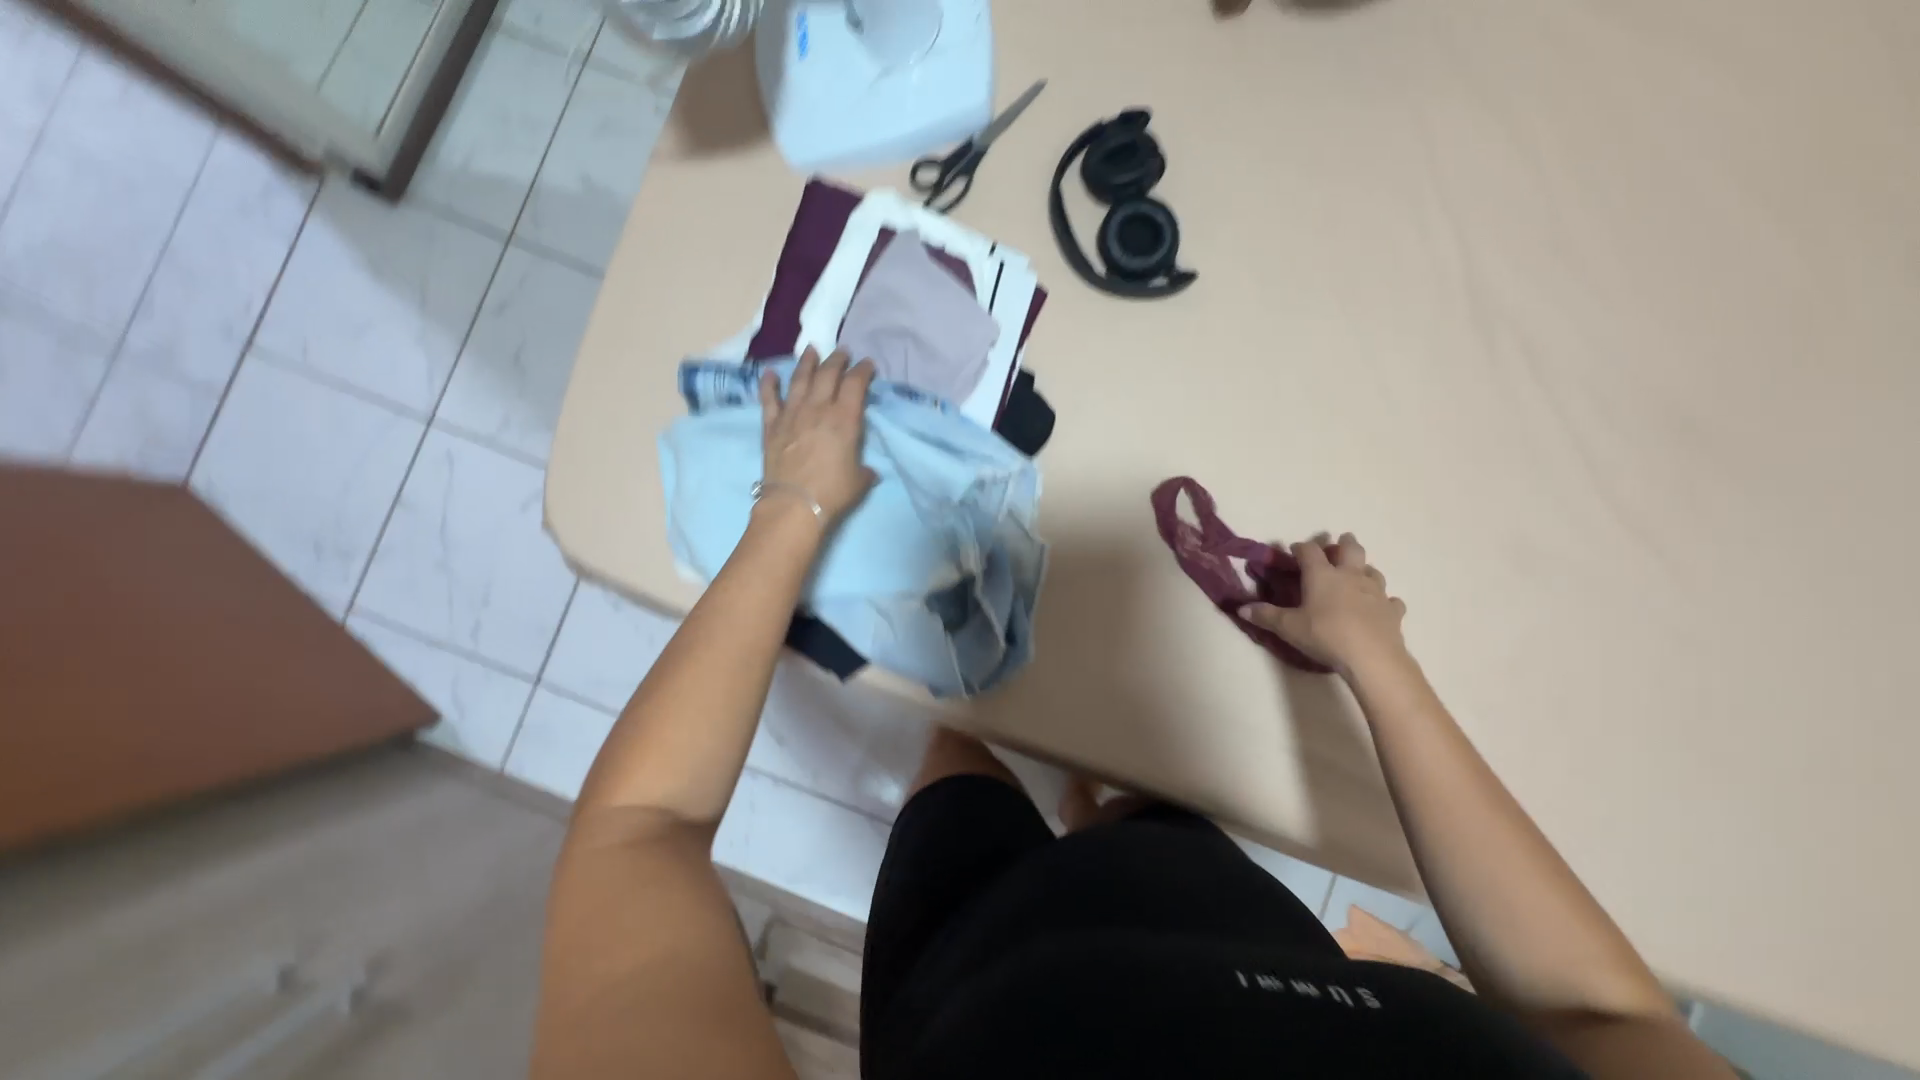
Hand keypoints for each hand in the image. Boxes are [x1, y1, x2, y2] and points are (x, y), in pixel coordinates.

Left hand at [757, 347, 877, 524]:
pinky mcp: (772, 425)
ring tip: (811, 350)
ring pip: (799, 379)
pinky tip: (769, 373)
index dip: (863, 371)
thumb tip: (867, 470)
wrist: (794, 504)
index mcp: (844, 419)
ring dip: (807, 362)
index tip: (867, 365)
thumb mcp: (859, 480)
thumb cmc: (832, 493)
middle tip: (842, 353)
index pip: (855, 384)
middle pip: (827, 374)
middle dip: (837, 360)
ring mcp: (792, 414)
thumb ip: (864, 469)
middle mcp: (818, 408)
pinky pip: (769, 399)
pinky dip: (769, 384)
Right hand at [1241, 533, 1408, 675]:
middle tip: (1338, 545)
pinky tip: (1380, 607)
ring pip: (1373, 571)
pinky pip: (1390, 600)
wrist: (1371, 657)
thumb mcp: (1288, 627)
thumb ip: (1265, 616)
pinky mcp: (1392, 611)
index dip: (1301, 548)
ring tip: (1357, 576)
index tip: (1294, 551)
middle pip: (1351, 549)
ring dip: (1364, 570)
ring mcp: (1376, 592)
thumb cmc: (1325, 635)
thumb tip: (1241, 607)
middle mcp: (1351, 576)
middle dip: (1343, 543)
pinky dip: (1384, 601)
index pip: (1310, 551)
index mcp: (1322, 575)